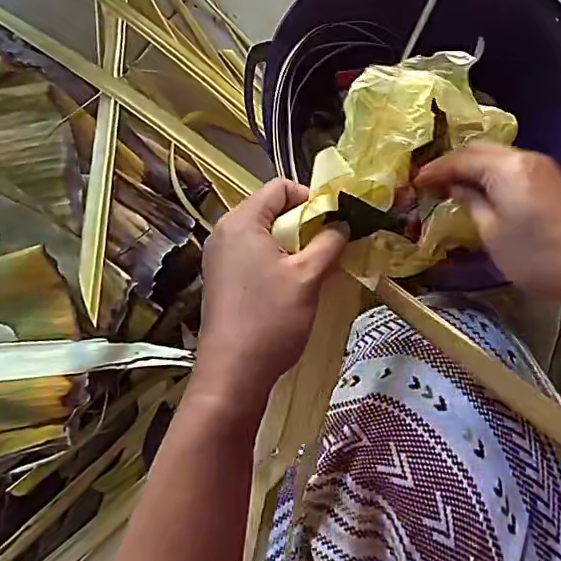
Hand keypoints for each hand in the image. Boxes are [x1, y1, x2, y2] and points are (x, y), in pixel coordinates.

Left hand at [191, 179, 348, 418]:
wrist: (232, 374)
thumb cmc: (271, 318)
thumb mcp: (308, 277)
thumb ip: (329, 242)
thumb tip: (342, 224)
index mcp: (241, 221)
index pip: (279, 187)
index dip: (310, 197)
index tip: (332, 222)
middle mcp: (224, 231)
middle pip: (270, 208)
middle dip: (302, 222)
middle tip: (327, 246)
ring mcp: (218, 255)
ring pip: (263, 232)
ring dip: (291, 244)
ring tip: (313, 268)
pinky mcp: (220, 277)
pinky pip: (252, 253)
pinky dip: (275, 259)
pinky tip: (292, 284)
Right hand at [416, 145, 560, 310]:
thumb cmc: (537, 256)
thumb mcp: (492, 234)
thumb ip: (471, 203)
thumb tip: (457, 188)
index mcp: (506, 167)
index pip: (461, 159)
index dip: (435, 170)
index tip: (416, 182)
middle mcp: (526, 158)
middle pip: (481, 151)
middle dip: (454, 163)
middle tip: (432, 181)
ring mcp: (544, 168)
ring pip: (499, 157)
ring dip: (474, 167)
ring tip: (454, 185)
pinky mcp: (556, 183)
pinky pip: (514, 168)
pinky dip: (493, 174)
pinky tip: (485, 190)